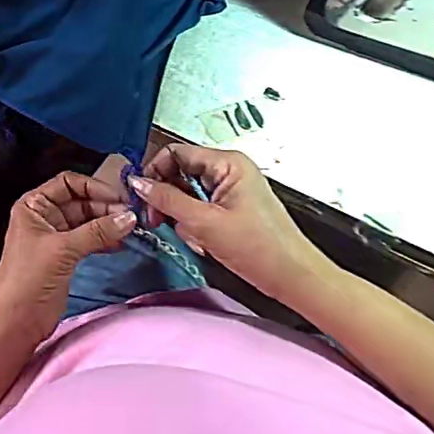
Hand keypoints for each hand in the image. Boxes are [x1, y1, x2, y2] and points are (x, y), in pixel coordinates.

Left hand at [0, 171, 135, 342]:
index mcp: (34, 205)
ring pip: (87, 220)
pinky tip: (121, 243)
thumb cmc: (29, 278)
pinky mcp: (66, 256)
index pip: (67, 183)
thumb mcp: (62, 249)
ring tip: (131, 230)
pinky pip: (89, 239)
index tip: (120, 198)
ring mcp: (55, 237)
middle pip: (80, 201)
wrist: (15, 321)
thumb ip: (96, 231)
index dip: (93, 187)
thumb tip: (129, 217)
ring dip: (108, 223)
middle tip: (132, 217)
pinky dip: (105, 239)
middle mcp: (44, 216)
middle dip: (105, 206)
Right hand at [128, 143, 335, 303]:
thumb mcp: (204, 222)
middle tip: (157, 219)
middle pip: (179, 173)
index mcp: (228, 163)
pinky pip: (199, 207)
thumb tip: (138, 183)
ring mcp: (230, 189)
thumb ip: (167, 199)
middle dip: (166, 198)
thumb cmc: (261, 249)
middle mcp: (229, 170)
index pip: (175, 153)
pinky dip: (194, 224)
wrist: (295, 280)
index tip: (142, 196)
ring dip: (181, 215)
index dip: (154, 172)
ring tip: (193, 236)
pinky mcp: (231, 207)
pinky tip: (203, 241)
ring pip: (186, 193)